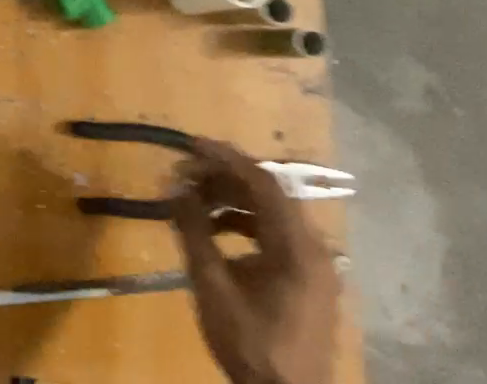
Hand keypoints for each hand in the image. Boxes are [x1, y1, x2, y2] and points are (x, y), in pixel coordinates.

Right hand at [171, 138, 339, 383]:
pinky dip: (241, 224)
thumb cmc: (249, 340)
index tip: (188, 145)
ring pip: (270, 214)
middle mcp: (314, 250)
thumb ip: (192, 229)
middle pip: (269, 195)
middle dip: (222, 178)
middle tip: (180, 175)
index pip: (264, 183)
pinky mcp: (306, 281)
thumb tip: (172, 184)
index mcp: (298, 247)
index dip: (225, 158)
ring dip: (229, 200)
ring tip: (190, 201)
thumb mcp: (211, 283)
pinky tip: (212, 232)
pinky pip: (274, 235)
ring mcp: (314, 266)